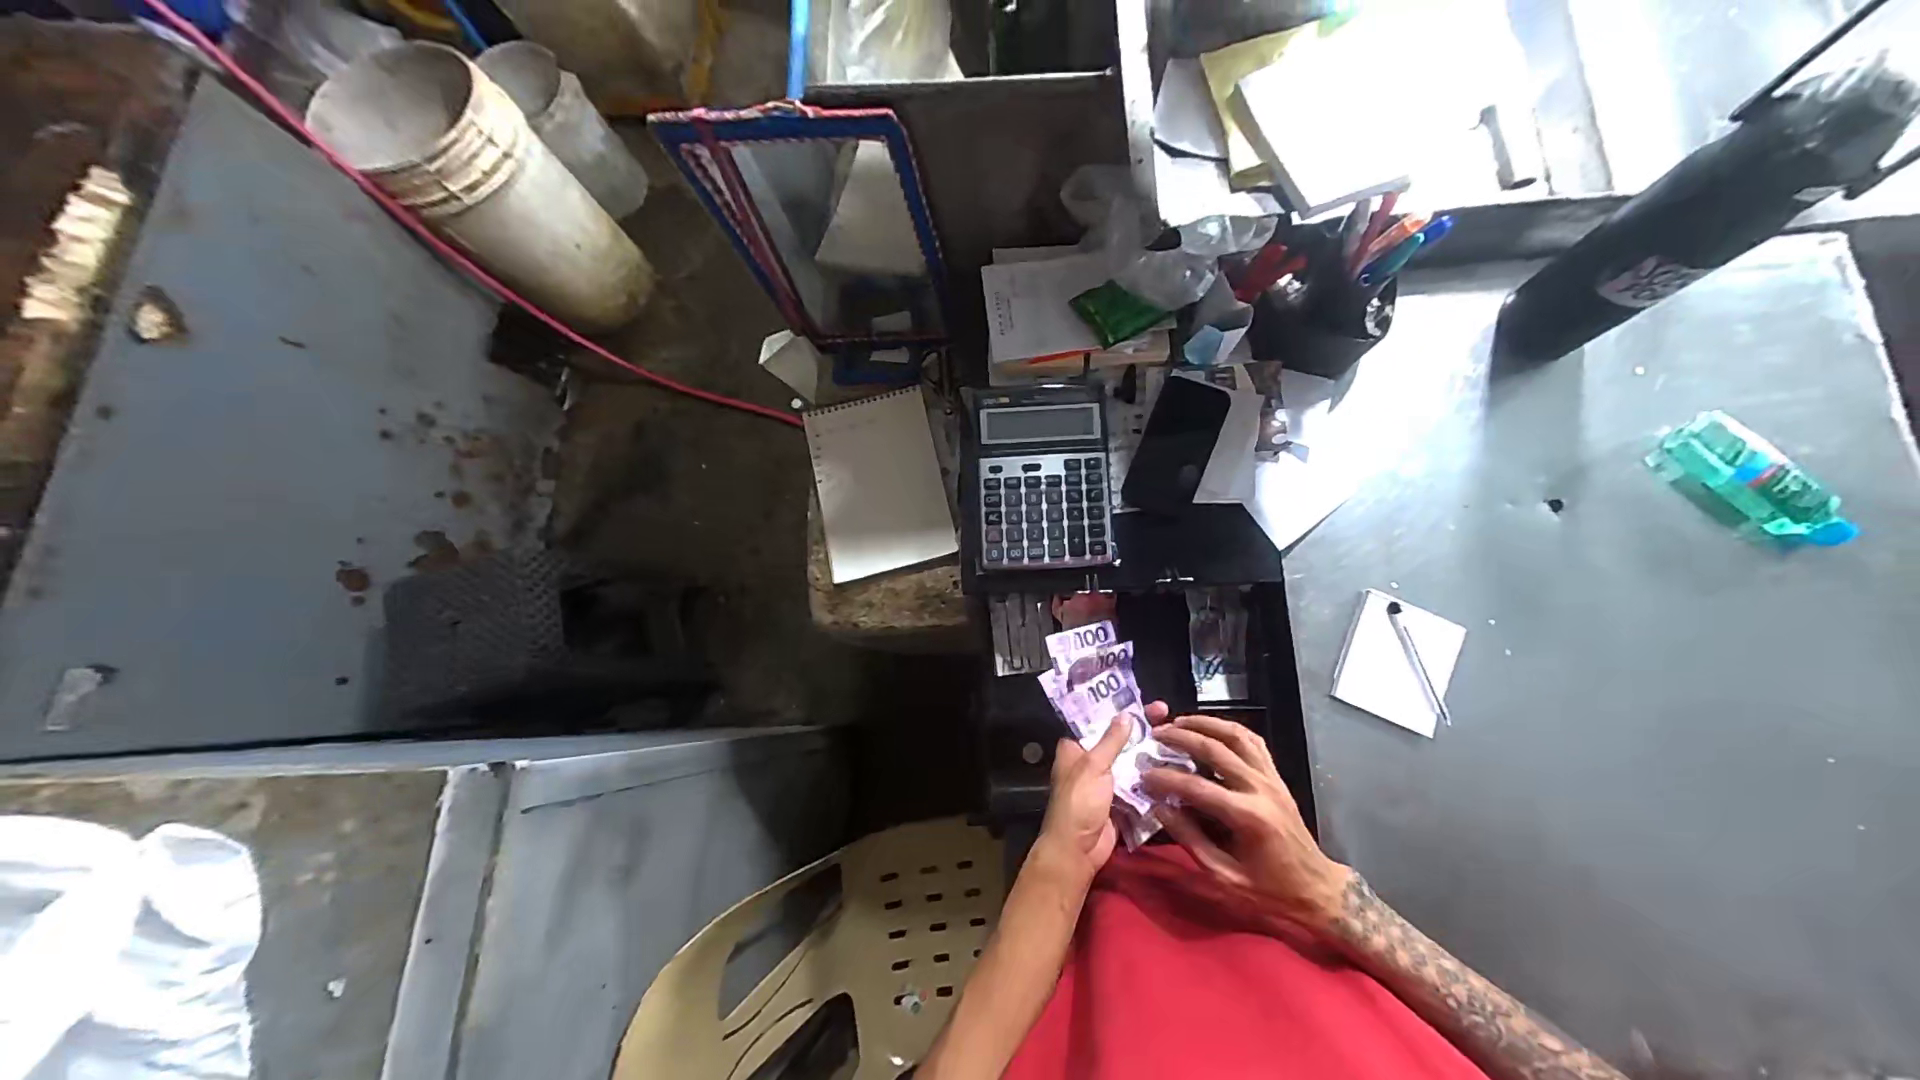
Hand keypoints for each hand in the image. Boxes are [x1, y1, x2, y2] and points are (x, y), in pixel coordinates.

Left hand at [1030, 700, 1170, 887]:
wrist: (1079, 850)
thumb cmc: (1079, 802)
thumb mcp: (1093, 766)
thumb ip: (1111, 741)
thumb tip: (1126, 714)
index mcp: (1075, 748)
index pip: (1097, 721)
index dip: (1117, 709)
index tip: (1140, 699)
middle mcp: (1089, 762)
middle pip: (1117, 739)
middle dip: (1140, 729)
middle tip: (1165, 713)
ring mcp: (1106, 782)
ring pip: (1130, 761)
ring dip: (1150, 752)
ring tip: (1176, 736)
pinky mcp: (1120, 800)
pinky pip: (1138, 784)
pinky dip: (1153, 776)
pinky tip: (1174, 765)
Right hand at [1142, 715, 1351, 930]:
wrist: (1317, 890)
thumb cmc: (1269, 890)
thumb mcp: (1224, 876)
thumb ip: (1190, 839)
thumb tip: (1160, 808)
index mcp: (1247, 817)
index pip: (1196, 787)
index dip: (1166, 779)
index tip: (1143, 774)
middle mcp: (1260, 789)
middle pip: (1214, 749)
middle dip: (1180, 738)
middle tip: (1155, 736)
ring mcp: (1271, 779)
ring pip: (1236, 735)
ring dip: (1204, 724)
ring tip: (1178, 722)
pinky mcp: (1276, 776)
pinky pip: (1253, 741)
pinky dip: (1229, 729)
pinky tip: (1210, 728)